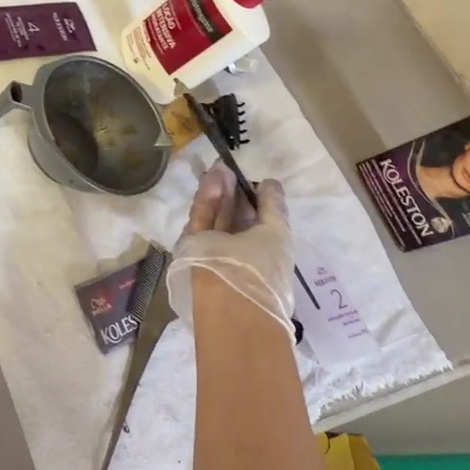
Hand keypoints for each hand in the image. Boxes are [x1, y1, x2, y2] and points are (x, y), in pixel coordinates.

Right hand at [166, 162, 294, 331]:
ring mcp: (214, 245)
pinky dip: (206, 198)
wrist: (232, 303)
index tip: (253, 179)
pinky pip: (202, 217)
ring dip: (218, 190)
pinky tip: (211, 178)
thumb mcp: (277, 235)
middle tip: (227, 167)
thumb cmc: (263, 270)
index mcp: (264, 250)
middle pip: (234, 214)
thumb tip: (270, 183)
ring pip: (216, 213)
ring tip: (218, 167)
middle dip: (232, 191)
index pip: (258, 219)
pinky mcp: (193, 243)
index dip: (255, 198)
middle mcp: (238, 248)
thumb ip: (272, 207)